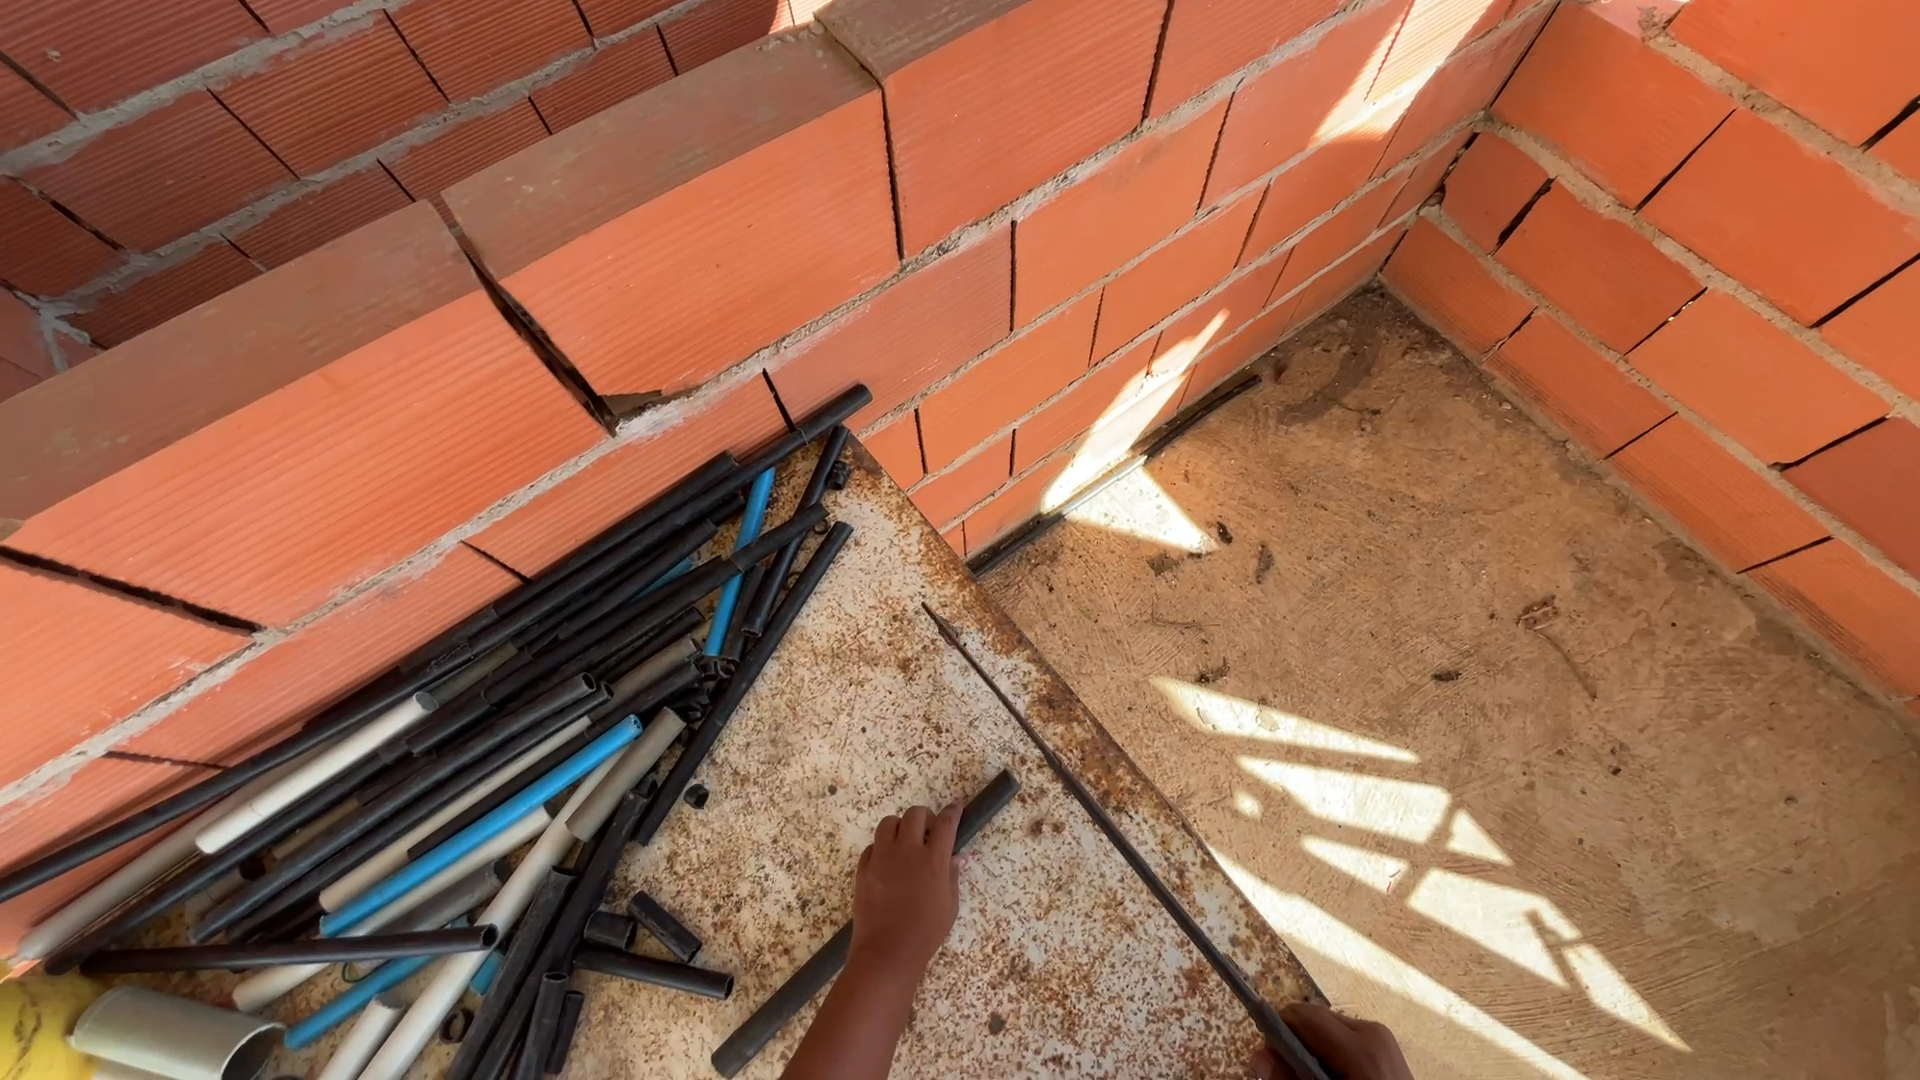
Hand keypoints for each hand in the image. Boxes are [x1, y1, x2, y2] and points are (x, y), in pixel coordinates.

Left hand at [846, 801, 962, 982]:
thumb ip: (952, 876)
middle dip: (924, 817)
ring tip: (905, 843)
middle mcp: (907, 851)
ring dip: (899, 827)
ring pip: (889, 823)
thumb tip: (957, 857)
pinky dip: (881, 848)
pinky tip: (887, 863)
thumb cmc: (925, 932)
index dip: (952, 811)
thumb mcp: (949, 906)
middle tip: (927, 831)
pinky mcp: (863, 868)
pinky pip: (872, 846)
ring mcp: (882, 857)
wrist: (887, 952)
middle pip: (915, 814)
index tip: (956, 805)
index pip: (945, 823)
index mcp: (932, 859)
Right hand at [1251, 1004, 1413, 1079]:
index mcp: (1361, 1051)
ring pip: (1327, 1025)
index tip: (1273, 1059)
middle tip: (1293, 1072)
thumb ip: (1290, 1079)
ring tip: (1319, 1076)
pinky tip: (1338, 1075)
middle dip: (1297, 1040)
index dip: (1279, 1031)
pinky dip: (1333, 1051)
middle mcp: (1373, 1032)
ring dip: (1314, 1046)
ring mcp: (1383, 1037)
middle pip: (1313, 1018)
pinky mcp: (1386, 1044)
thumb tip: (1259, 1058)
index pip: (1302, 1015)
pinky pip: (1345, 1035)